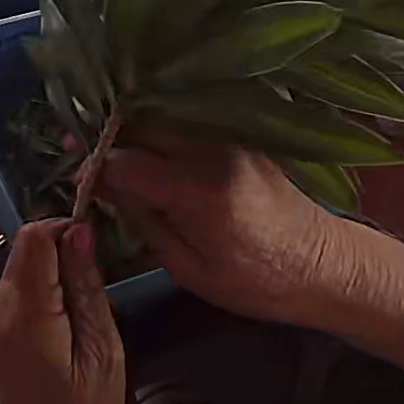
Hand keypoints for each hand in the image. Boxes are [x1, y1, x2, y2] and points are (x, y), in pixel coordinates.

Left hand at [0, 219, 125, 403]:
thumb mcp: (102, 349)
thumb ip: (86, 286)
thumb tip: (80, 231)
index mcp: (28, 310)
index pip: (34, 238)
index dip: (64, 228)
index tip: (95, 244)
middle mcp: (1, 303)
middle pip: (24, 245)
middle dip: (60, 243)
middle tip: (97, 271)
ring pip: (21, 260)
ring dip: (53, 262)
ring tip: (86, 293)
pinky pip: (20, 282)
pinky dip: (44, 280)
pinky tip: (68, 308)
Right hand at [101, 129, 382, 324]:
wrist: (328, 266)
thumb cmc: (257, 283)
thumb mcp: (188, 267)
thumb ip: (143, 221)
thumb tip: (104, 188)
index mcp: (200, 192)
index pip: (127, 162)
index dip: (95, 168)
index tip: (78, 182)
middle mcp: (212, 152)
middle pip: (141, 127)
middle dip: (105, 137)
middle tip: (74, 148)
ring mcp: (228, 139)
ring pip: (160, 119)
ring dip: (127, 130)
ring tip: (101, 146)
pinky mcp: (237, 138)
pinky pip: (182, 125)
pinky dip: (153, 132)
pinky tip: (139, 147)